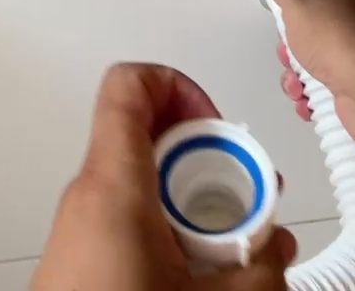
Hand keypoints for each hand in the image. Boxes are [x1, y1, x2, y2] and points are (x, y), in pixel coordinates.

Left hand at [33, 63, 295, 290]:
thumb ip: (258, 268)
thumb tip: (275, 248)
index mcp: (113, 183)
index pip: (131, 83)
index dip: (179, 86)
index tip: (217, 125)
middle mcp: (88, 193)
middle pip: (148, 134)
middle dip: (204, 158)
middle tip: (240, 195)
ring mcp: (79, 224)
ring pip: (141, 179)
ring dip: (190, 200)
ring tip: (227, 247)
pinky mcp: (79, 257)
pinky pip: (127, 215)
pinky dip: (166, 228)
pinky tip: (195, 275)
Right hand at [269, 0, 354, 144]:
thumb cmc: (333, 39)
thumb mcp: (298, 4)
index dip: (293, 13)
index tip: (284, 25)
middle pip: (310, 36)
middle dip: (291, 53)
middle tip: (287, 59)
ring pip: (314, 66)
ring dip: (296, 79)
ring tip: (296, 88)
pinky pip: (325, 90)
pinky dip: (311, 98)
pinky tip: (306, 102)